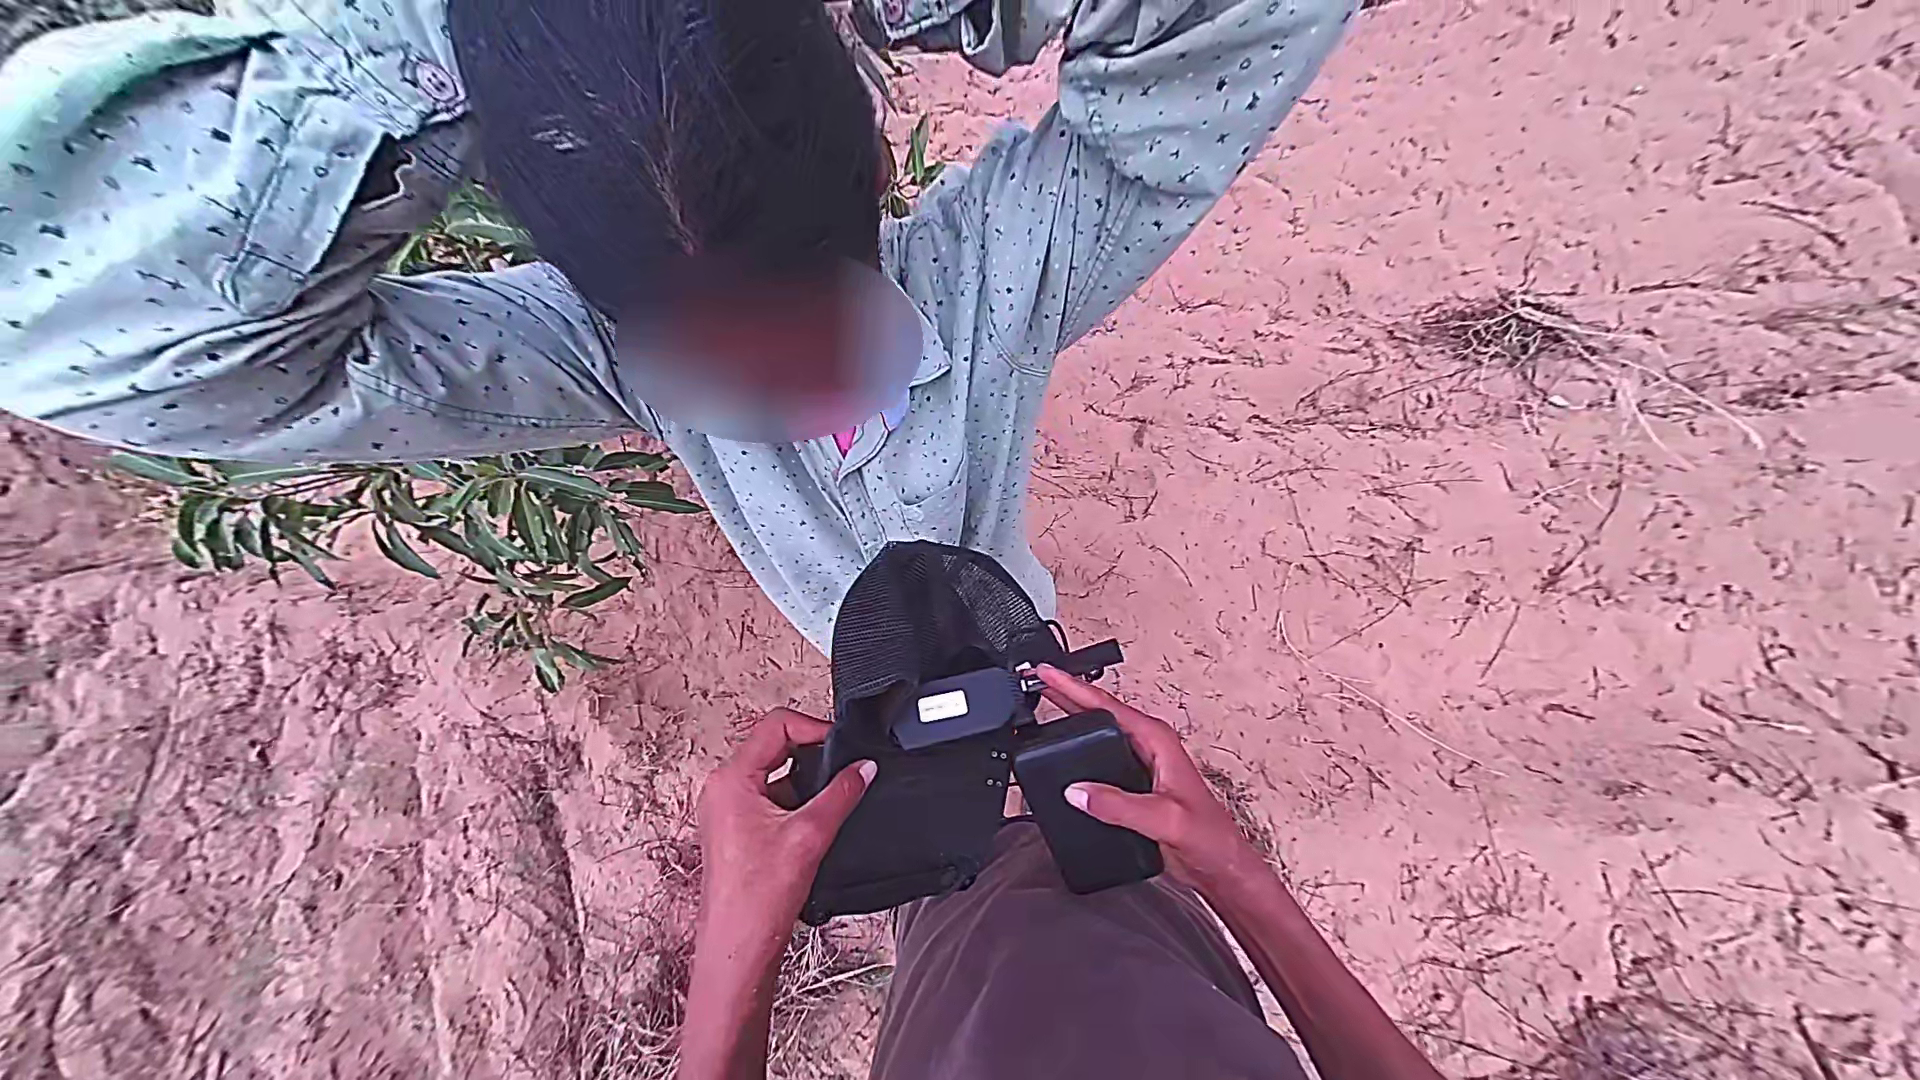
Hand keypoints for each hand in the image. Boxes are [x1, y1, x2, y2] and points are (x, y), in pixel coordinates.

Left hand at [695, 709, 874, 945]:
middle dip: (812, 751)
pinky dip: (796, 797)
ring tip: (831, 795)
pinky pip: (771, 793)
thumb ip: (842, 793)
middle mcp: (723, 789)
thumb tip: (863, 768)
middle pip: (774, 744)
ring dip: (806, 777)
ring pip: (775, 770)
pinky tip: (817, 818)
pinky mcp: (737, 827)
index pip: (776, 725)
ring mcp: (728, 808)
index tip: (840, 743)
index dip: (813, 728)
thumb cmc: (755, 902)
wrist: (738, 954)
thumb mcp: (809, 835)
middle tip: (842, 763)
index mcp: (731, 780)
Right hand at [1033, 666, 1272, 906]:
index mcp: (1157, 739)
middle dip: (1066, 690)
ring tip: (1043, 699)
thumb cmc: (1208, 838)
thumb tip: (1077, 791)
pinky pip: (1098, 749)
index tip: (1047, 673)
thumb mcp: (1164, 819)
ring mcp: (1140, 759)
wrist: (1220, 866)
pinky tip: (1063, 743)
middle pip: (1098, 708)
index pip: (1105, 705)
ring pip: (1097, 726)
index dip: (1072, 687)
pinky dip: (1077, 739)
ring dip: (1070, 711)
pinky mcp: (1133, 778)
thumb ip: (1120, 806)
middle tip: (1037, 677)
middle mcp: (1148, 743)